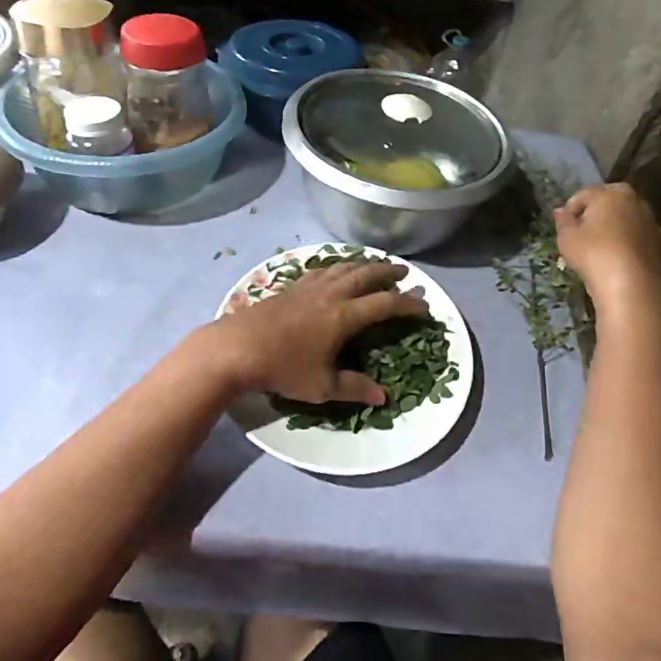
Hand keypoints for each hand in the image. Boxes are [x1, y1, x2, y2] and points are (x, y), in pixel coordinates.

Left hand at [194, 261, 427, 404]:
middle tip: (404, 270)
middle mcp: (330, 294)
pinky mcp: (290, 287)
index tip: (424, 305)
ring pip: (342, 267)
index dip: (408, 303)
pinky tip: (333, 271)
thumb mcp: (322, 386)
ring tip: (373, 265)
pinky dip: (336, 267)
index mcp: (344, 315)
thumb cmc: (283, 367)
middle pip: (366, 274)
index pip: (385, 303)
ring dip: (362, 264)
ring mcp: (308, 287)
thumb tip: (383, 395)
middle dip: (388, 271)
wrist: (236, 348)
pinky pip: (321, 270)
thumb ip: (354, 387)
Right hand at [553, 183, 660, 306]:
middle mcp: (635, 201)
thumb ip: (563, 221)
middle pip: (610, 201)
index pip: (584, 195)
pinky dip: (633, 241)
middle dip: (597, 212)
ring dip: (617, 225)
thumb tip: (561, 211)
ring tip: (604, 244)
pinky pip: (641, 236)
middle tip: (584, 231)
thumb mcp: (567, 238)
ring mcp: (652, 221)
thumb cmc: (594, 254)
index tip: (563, 225)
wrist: (632, 286)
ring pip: (628, 218)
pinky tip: (624, 254)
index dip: (571, 208)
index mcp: (610, 194)